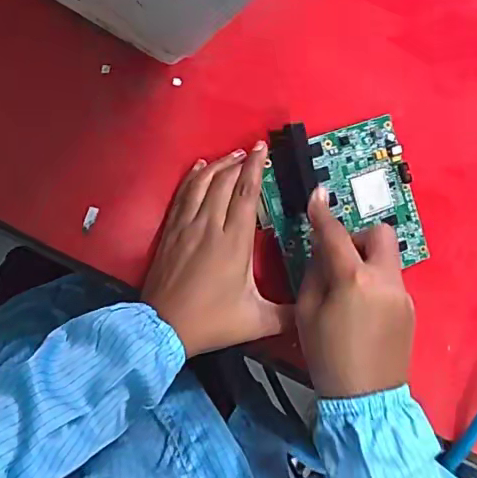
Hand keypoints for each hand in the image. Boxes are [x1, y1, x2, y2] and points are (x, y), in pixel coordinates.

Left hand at [143, 143, 289, 355]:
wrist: (163, 328)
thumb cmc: (211, 322)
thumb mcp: (256, 322)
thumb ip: (288, 315)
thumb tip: (313, 310)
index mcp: (234, 242)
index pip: (246, 194)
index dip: (255, 167)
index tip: (262, 149)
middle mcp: (209, 226)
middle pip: (224, 182)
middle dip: (239, 162)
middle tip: (251, 151)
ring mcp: (187, 226)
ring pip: (202, 184)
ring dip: (218, 165)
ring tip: (230, 155)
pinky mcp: (171, 231)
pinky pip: (183, 195)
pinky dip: (192, 177)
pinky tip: (199, 168)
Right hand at [294, 186, 414, 397]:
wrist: (366, 400)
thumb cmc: (327, 356)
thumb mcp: (308, 311)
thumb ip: (315, 272)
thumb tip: (323, 250)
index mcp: (354, 278)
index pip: (335, 234)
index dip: (322, 213)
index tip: (317, 195)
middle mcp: (385, 279)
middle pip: (379, 233)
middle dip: (358, 237)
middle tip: (339, 258)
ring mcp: (402, 294)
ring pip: (386, 258)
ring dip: (366, 261)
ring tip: (348, 289)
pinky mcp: (410, 309)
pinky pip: (391, 281)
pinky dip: (375, 282)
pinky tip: (362, 309)